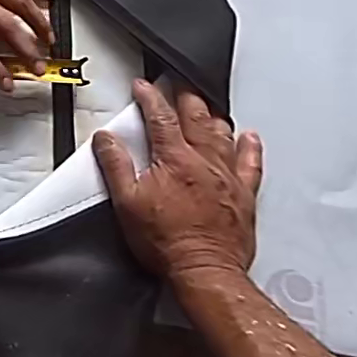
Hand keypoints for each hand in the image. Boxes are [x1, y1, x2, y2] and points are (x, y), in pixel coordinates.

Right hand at [93, 79, 264, 280]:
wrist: (204, 271)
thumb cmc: (167, 242)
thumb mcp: (127, 202)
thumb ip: (115, 165)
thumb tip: (105, 139)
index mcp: (174, 159)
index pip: (161, 117)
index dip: (150, 96)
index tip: (143, 86)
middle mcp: (204, 162)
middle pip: (196, 117)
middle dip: (185, 96)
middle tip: (178, 84)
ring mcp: (226, 177)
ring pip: (223, 134)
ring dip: (212, 116)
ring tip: (206, 105)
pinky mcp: (243, 195)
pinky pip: (251, 163)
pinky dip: (250, 147)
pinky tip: (249, 137)